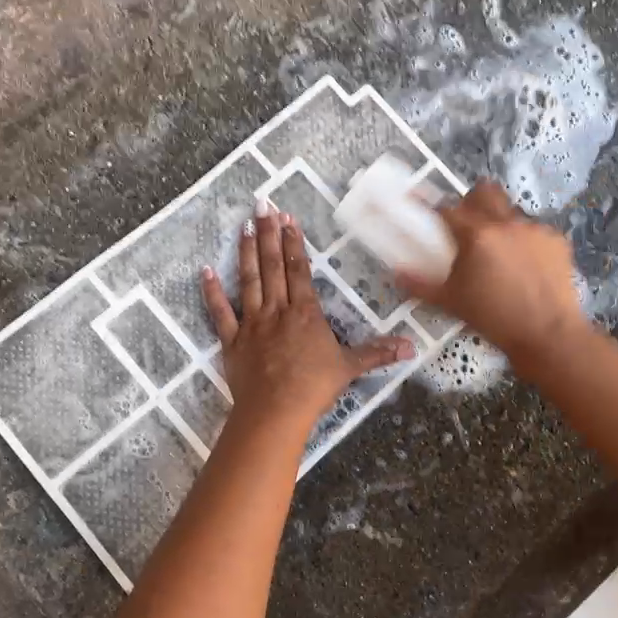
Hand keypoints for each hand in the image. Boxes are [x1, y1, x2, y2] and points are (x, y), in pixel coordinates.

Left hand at [202, 204, 414, 432]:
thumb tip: (411, 347)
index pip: (299, 270)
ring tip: (244, 226)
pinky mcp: (232, 340)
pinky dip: (212, 292)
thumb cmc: (314, 387)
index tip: (288, 218)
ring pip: (248, 281)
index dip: (294, 243)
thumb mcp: (350, 367)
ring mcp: (252, 323)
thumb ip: (377, 353)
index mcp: (305, 313)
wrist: (276, 411)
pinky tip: (205, 271)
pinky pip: (220, 313)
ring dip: (246, 252)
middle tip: (262, 206)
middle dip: (269, 234)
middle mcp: (277, 310)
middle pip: (272, 266)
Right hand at [397, 180, 587, 362]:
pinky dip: (525, 242)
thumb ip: (420, 285)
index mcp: (477, 235)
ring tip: (500, 252)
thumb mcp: (451, 302)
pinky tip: (525, 266)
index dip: (432, 207)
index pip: (447, 208)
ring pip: (511, 212)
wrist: (548, 335)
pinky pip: (535, 231)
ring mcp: (535, 229)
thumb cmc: (493, 318)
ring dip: (500, 223)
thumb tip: (397, 274)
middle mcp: (506, 223)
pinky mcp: (557, 241)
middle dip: (471, 201)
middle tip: (467, 224)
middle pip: (484, 191)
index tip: (423, 207)